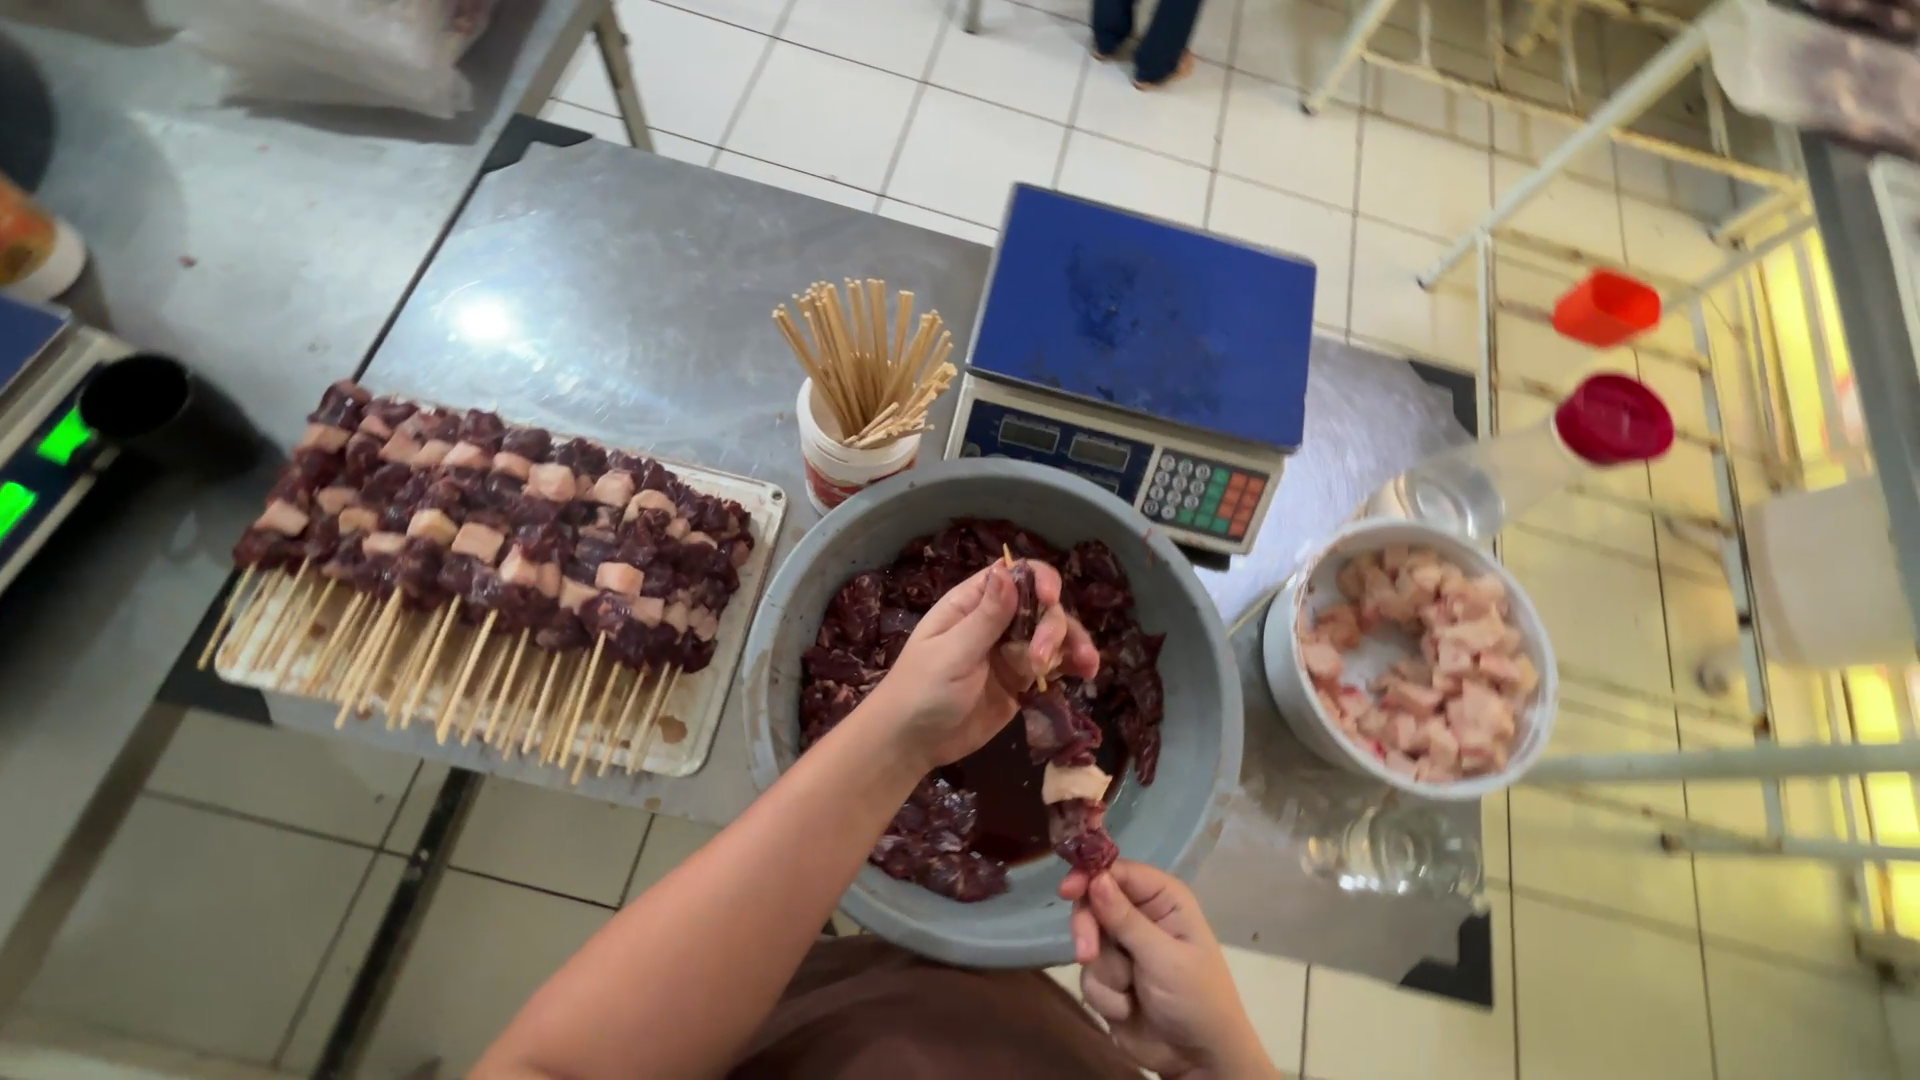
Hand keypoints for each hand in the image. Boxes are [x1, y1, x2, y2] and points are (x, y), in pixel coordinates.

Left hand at [864, 562, 1096, 772]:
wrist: (911, 744)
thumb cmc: (920, 691)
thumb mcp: (951, 653)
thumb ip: (985, 617)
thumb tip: (1006, 571)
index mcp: (971, 604)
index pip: (1013, 576)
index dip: (1039, 580)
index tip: (1051, 599)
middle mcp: (995, 622)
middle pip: (1040, 606)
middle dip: (1052, 627)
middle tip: (1040, 660)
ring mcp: (1010, 652)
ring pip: (1052, 635)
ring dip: (1071, 644)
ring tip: (1086, 666)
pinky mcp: (1021, 681)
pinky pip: (1052, 665)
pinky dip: (1072, 665)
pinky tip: (1087, 672)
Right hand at [1060, 861, 1274, 1078]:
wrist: (1199, 1062)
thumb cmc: (1196, 999)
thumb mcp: (1163, 957)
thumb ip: (1125, 918)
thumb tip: (1095, 876)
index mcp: (1163, 899)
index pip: (1118, 871)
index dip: (1090, 876)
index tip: (1067, 891)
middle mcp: (1141, 915)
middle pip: (1093, 902)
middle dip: (1089, 930)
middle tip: (1086, 953)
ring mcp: (1123, 946)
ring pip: (1088, 940)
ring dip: (1104, 971)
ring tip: (1127, 992)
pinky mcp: (1110, 977)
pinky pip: (1089, 974)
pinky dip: (1105, 994)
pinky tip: (1127, 1008)